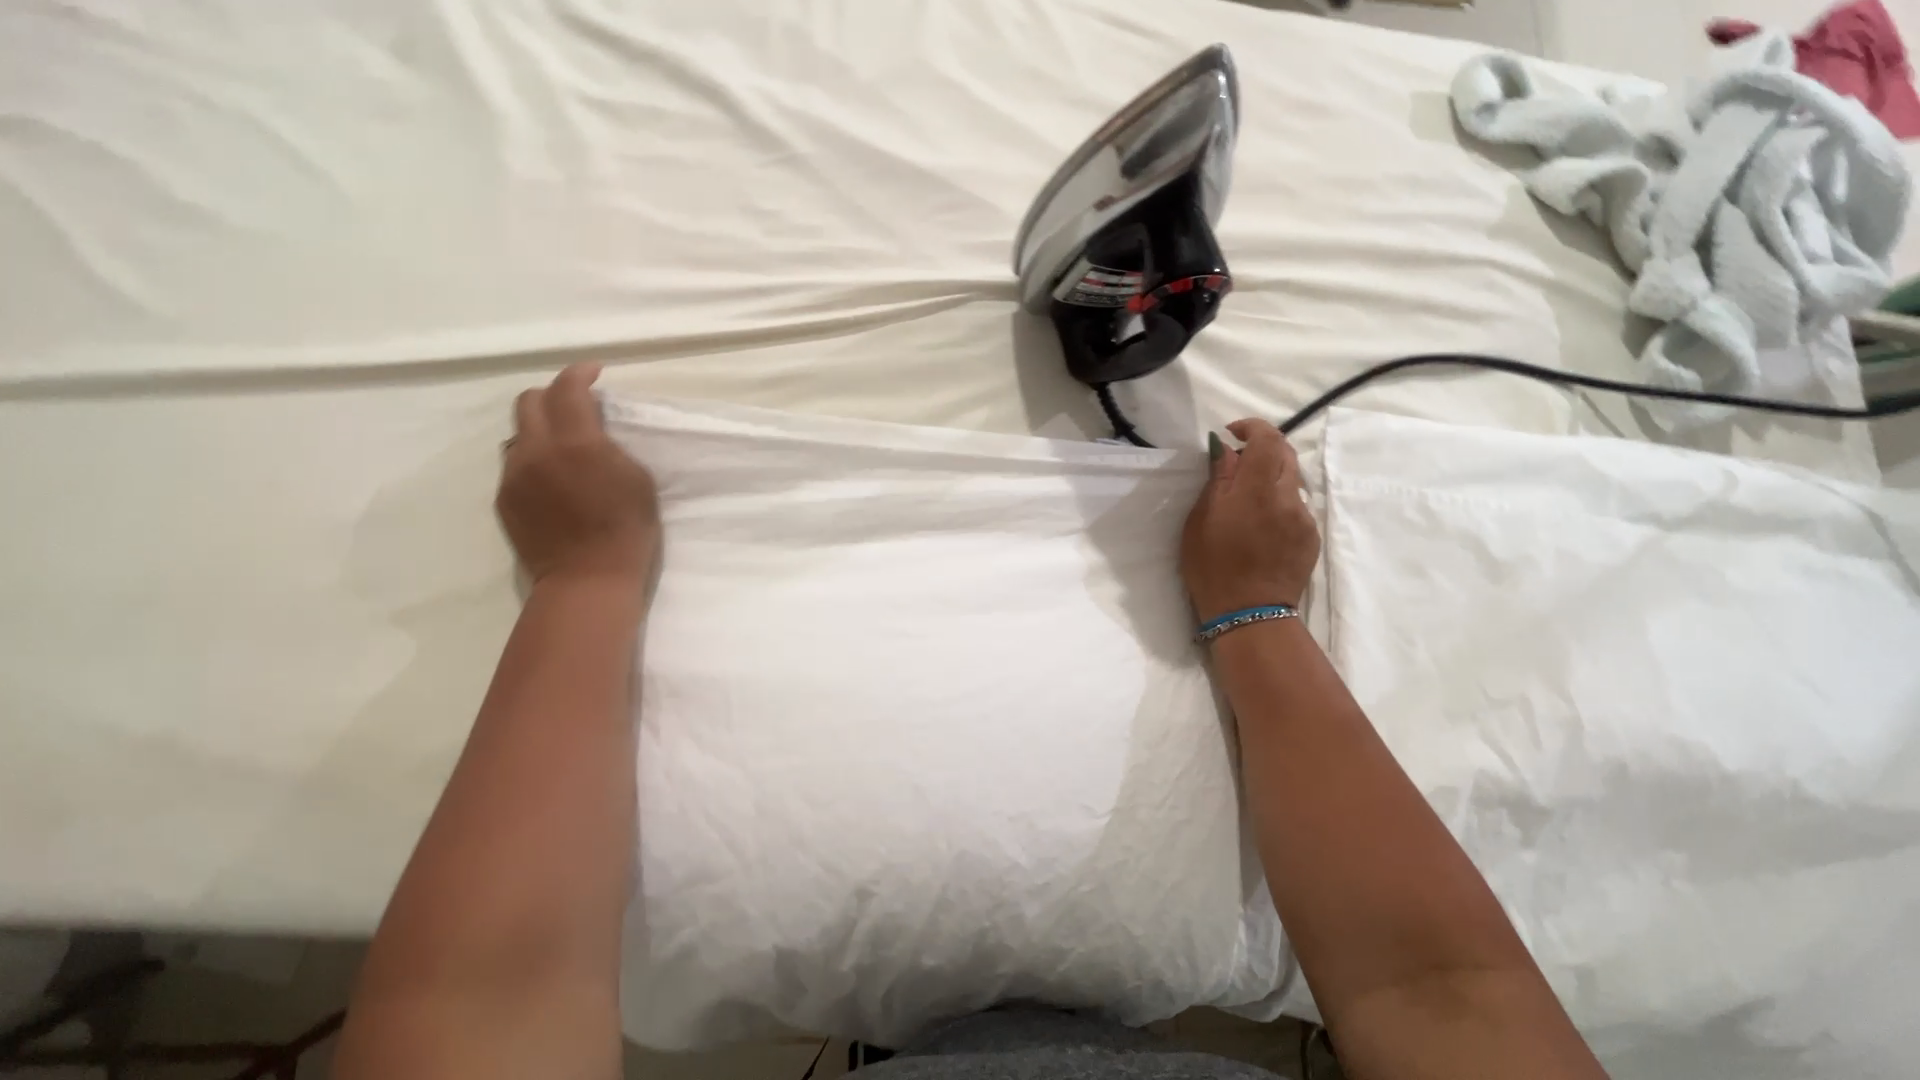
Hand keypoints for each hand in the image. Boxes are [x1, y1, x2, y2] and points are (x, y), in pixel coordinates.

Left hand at [497, 364, 660, 590]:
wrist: (587, 580)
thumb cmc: (627, 531)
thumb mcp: (636, 479)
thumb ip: (609, 446)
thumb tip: (590, 432)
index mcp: (577, 443)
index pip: (568, 389)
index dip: (580, 373)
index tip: (593, 373)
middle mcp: (537, 451)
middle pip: (529, 401)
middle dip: (552, 395)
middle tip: (575, 407)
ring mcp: (514, 475)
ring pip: (518, 434)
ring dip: (540, 430)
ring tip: (562, 449)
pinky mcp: (504, 498)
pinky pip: (514, 465)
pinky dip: (533, 461)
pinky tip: (552, 482)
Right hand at [1180, 419, 1320, 620]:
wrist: (1249, 614)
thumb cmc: (1213, 567)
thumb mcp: (1201, 520)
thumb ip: (1218, 479)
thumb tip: (1226, 450)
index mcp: (1257, 489)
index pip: (1267, 438)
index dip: (1252, 427)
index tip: (1232, 433)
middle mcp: (1288, 497)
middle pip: (1285, 454)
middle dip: (1262, 450)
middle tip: (1237, 463)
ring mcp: (1304, 518)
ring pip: (1292, 482)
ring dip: (1271, 480)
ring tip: (1247, 502)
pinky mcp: (1311, 537)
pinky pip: (1297, 507)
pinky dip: (1279, 504)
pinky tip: (1262, 527)